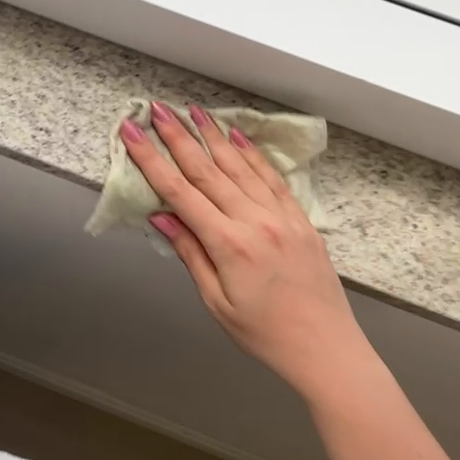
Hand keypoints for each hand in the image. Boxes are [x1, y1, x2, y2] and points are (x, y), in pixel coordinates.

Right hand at [123, 101, 369, 397]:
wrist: (327, 350)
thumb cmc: (265, 334)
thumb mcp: (216, 301)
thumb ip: (190, 254)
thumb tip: (162, 216)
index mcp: (229, 245)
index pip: (179, 192)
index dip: (150, 159)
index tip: (131, 132)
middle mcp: (256, 222)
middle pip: (207, 170)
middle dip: (178, 137)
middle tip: (157, 109)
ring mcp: (282, 218)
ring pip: (240, 167)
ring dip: (213, 136)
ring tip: (194, 111)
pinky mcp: (300, 221)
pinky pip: (272, 179)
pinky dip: (252, 155)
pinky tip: (237, 138)